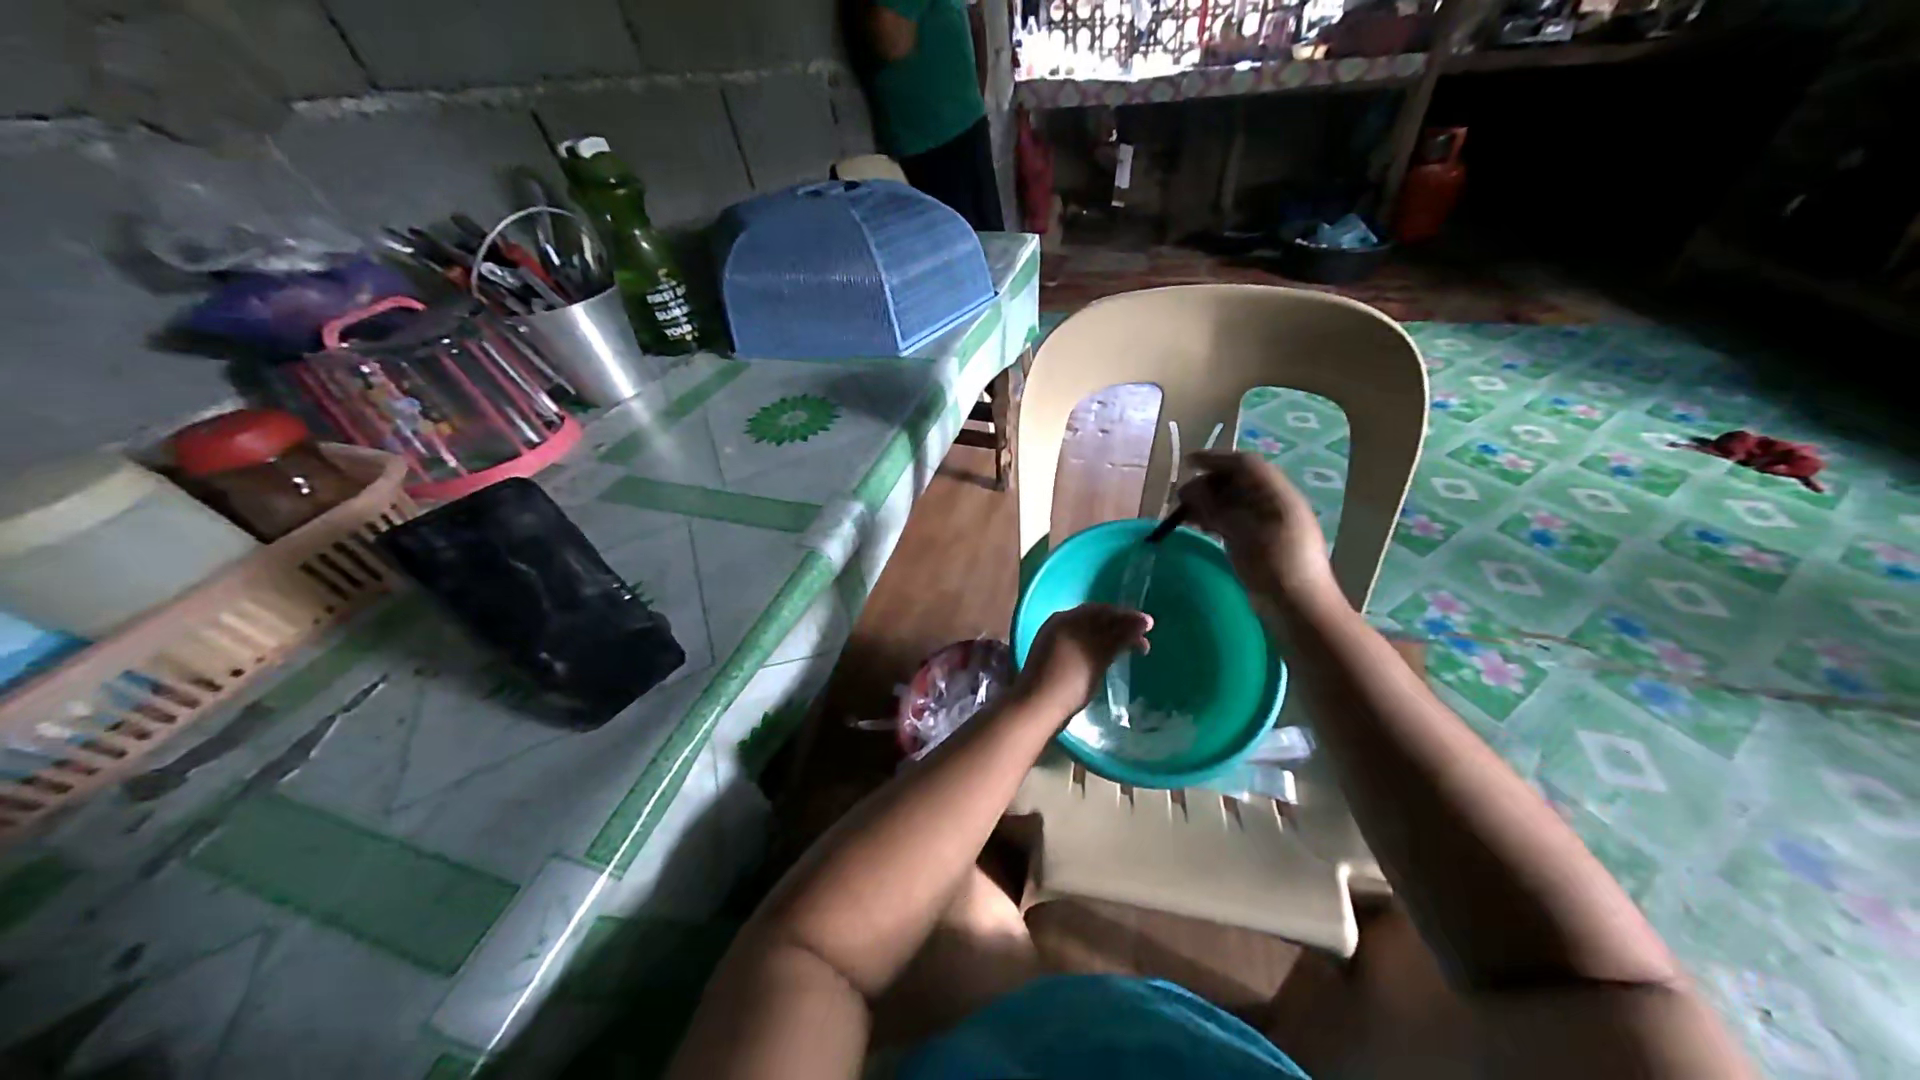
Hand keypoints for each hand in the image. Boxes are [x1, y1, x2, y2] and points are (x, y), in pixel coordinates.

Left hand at [1016, 603, 1151, 712]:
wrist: (1036, 707)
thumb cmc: (1069, 679)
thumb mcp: (1098, 656)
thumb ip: (1120, 636)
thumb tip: (1143, 620)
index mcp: (1067, 618)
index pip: (1103, 610)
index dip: (1127, 616)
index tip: (1149, 627)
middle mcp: (1059, 625)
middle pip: (1096, 619)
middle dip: (1121, 626)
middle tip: (1142, 639)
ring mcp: (1054, 641)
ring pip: (1089, 632)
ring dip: (1111, 637)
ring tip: (1131, 649)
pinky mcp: (1053, 659)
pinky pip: (1081, 644)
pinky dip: (1098, 647)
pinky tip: (1108, 657)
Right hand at [1177, 451, 1341, 612]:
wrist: (1300, 610)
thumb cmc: (1275, 568)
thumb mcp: (1244, 535)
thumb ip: (1217, 509)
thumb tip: (1190, 490)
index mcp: (1279, 496)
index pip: (1246, 465)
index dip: (1216, 459)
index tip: (1187, 463)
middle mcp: (1276, 504)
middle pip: (1239, 482)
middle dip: (1208, 484)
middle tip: (1180, 497)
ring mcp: (1271, 524)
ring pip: (1236, 502)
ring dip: (1209, 502)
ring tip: (1184, 512)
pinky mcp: (1263, 543)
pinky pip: (1236, 520)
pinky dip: (1216, 519)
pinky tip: (1200, 526)